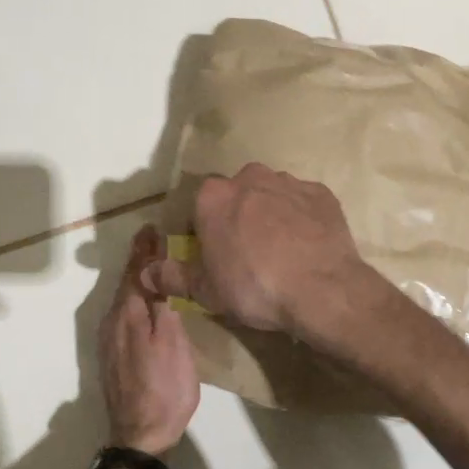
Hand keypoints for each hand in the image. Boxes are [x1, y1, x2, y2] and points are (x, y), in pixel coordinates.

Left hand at [99, 225, 199, 453]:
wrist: (141, 435)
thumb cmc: (165, 389)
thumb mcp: (173, 343)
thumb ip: (162, 305)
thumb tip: (154, 271)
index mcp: (128, 314)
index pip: (136, 272)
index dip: (145, 250)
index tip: (152, 228)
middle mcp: (112, 323)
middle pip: (126, 284)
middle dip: (140, 261)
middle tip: (154, 240)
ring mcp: (109, 342)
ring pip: (123, 300)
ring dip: (137, 281)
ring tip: (153, 266)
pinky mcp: (113, 357)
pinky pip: (123, 316)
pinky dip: (134, 301)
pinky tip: (146, 304)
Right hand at [142, 163, 374, 337]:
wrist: (321, 289)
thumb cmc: (254, 288)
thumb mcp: (206, 291)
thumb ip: (174, 277)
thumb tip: (146, 272)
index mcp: (213, 196)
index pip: (199, 207)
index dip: (204, 231)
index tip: (214, 255)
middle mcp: (250, 177)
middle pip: (237, 195)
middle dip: (238, 217)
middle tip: (247, 254)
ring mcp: (289, 182)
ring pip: (271, 195)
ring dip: (271, 215)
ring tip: (280, 252)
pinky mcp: (322, 194)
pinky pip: (303, 204)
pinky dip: (302, 220)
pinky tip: (306, 247)